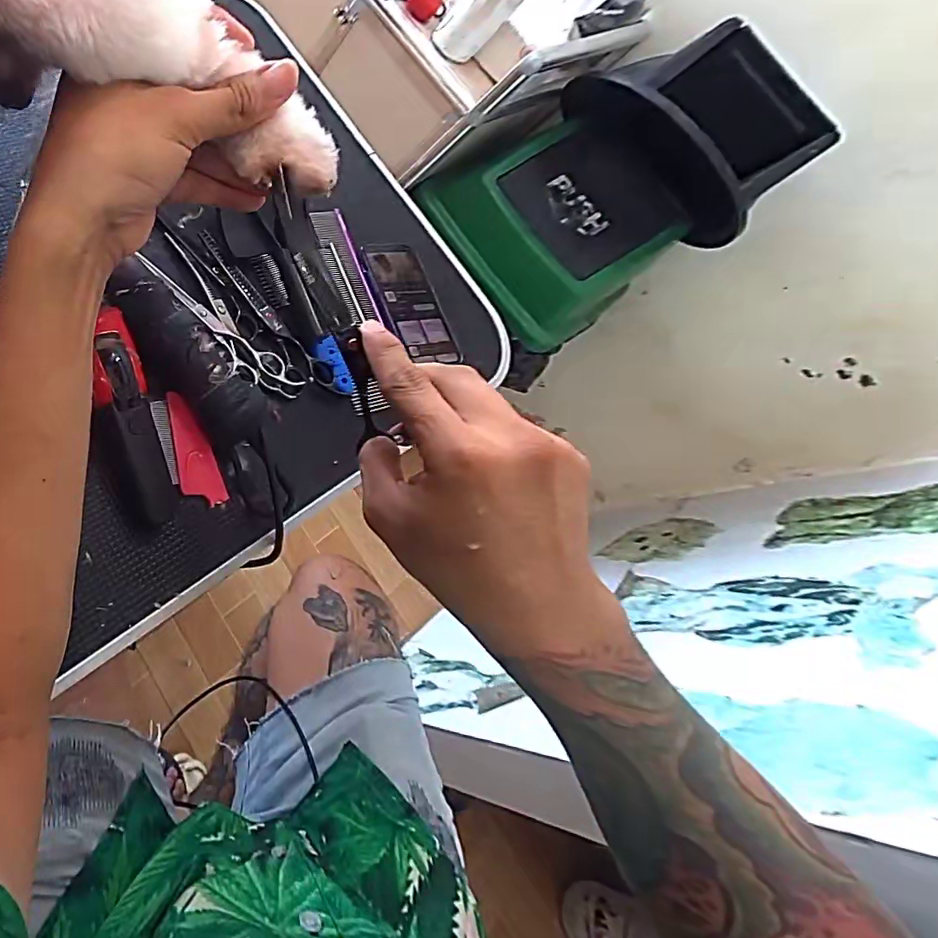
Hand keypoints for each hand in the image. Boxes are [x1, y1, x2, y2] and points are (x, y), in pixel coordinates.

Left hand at [19, 57, 299, 266]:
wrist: (78, 229)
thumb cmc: (100, 161)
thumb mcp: (177, 117)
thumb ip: (234, 101)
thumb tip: (279, 79)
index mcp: (125, 64)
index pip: (186, 44)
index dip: (228, 53)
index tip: (262, 68)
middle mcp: (129, 98)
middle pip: (200, 97)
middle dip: (241, 114)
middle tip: (276, 119)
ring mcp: (139, 141)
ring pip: (200, 141)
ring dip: (238, 156)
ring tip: (272, 162)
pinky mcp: (149, 178)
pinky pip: (194, 174)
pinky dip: (223, 184)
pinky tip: (251, 192)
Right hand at [357, 323, 608, 650]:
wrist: (541, 606)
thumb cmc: (461, 572)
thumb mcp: (393, 523)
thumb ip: (374, 467)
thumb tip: (381, 438)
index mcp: (459, 454)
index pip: (412, 387)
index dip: (386, 356)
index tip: (371, 331)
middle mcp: (506, 437)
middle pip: (454, 377)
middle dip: (423, 380)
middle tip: (404, 404)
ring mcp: (544, 442)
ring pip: (486, 400)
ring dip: (458, 412)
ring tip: (447, 454)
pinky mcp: (566, 453)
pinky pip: (514, 425)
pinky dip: (490, 436)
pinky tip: (487, 475)